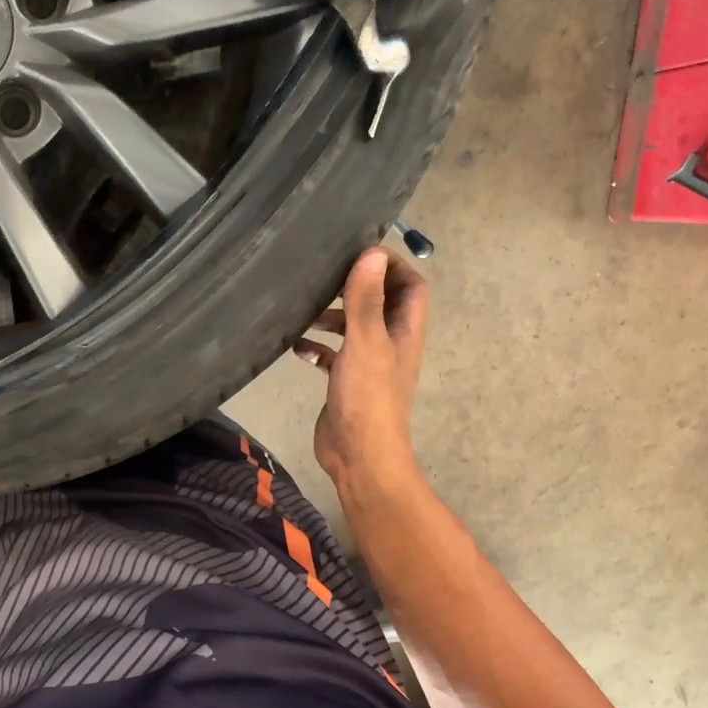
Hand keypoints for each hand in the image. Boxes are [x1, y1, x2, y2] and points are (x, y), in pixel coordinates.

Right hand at [291, 247, 429, 491]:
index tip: (360, 254)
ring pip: (354, 328)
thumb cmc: (367, 397)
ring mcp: (368, 365)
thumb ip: (366, 300)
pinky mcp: (345, 382)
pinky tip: (297, 348)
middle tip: (325, 276)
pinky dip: (317, 347)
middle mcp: (391, 344)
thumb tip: (371, 253)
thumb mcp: (365, 342)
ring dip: (332, 316)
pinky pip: (333, 355)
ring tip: (305, 311)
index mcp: (405, 331)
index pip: (410, 286)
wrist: (358, 454)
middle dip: (355, 288)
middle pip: (380, 304)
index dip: (392, 267)